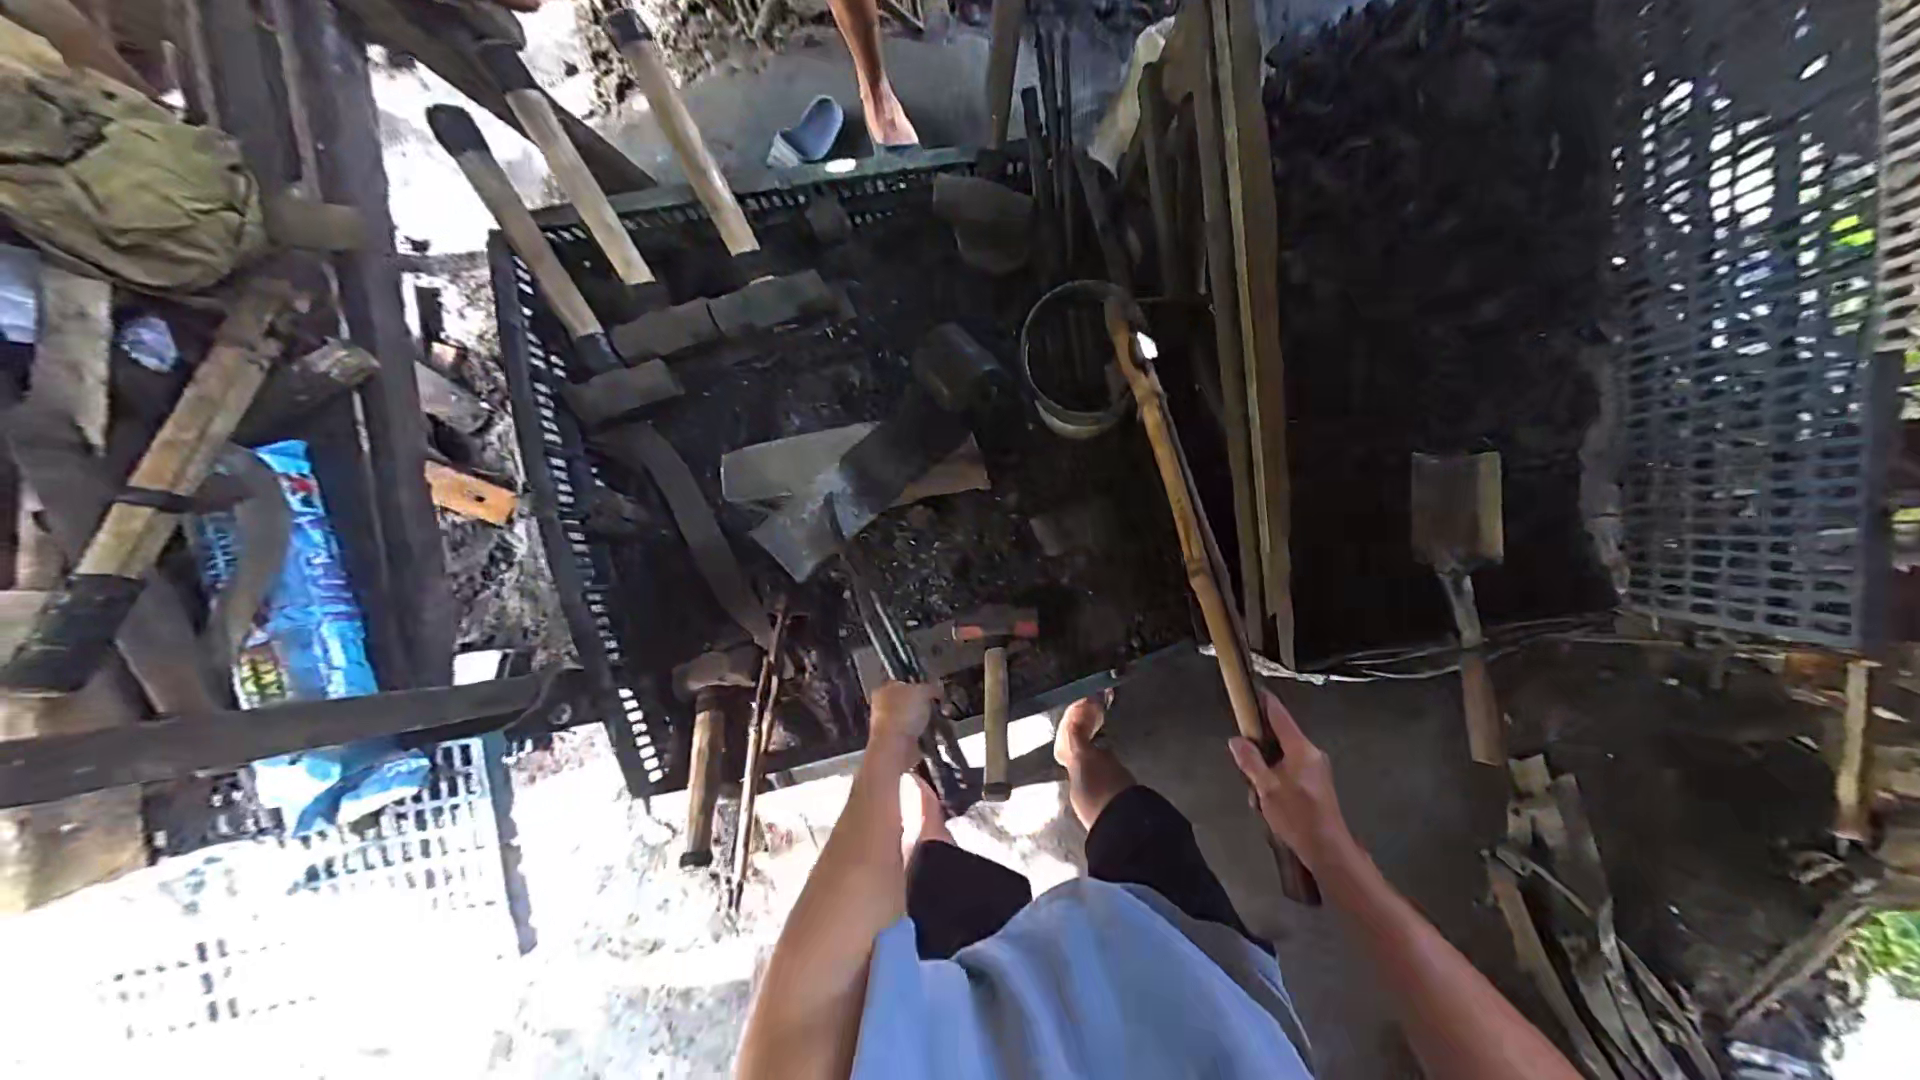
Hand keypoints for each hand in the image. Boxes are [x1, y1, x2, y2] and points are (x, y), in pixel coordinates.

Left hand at [869, 681, 939, 747]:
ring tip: (937, 720)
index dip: (917, 684)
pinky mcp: (896, 743)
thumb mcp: (922, 691)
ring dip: (924, 721)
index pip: (901, 683)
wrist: (896, 747)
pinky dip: (923, 735)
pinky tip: (932, 734)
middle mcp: (882, 708)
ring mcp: (888, 727)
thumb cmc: (904, 713)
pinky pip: (914, 735)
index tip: (931, 690)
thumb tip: (938, 690)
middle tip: (936, 705)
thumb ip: (931, 688)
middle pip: (907, 702)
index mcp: (883, 691)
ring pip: (911, 719)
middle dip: (922, 704)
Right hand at [1227, 690, 1358, 875]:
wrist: (1328, 851)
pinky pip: (1288, 771)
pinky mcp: (1315, 784)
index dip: (1264, 701)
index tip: (1252, 690)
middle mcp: (1311, 754)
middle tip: (1246, 768)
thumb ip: (1250, 761)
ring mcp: (1315, 770)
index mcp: (1301, 749)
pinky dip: (1274, 780)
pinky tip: (1269, 803)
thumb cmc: (1299, 818)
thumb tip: (1237, 741)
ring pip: (1280, 757)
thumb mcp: (1266, 788)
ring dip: (1265, 771)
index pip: (1279, 715)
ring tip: (1259, 796)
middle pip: (1277, 737)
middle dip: (1258, 749)